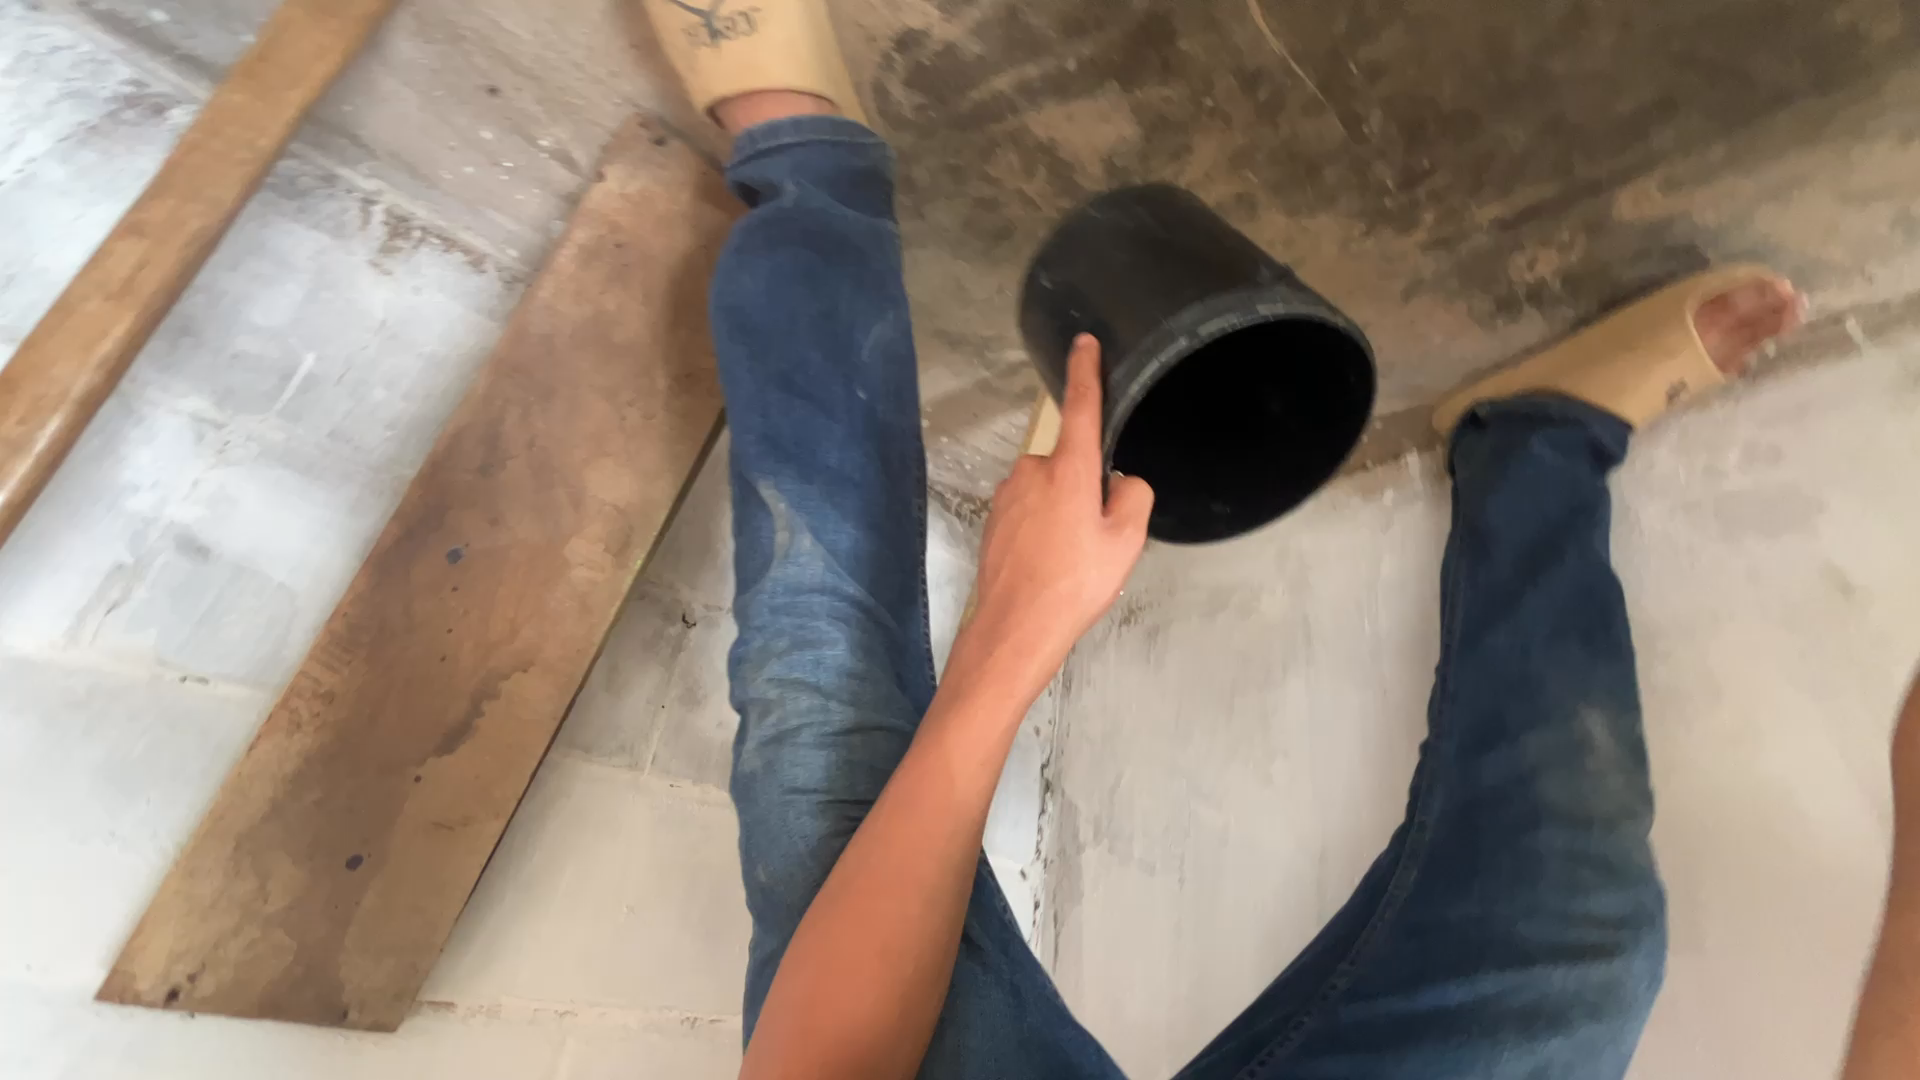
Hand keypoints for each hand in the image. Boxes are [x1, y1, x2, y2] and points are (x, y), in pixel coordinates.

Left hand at [952, 334, 1152, 702]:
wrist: (1016, 625)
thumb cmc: (1075, 581)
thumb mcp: (1126, 541)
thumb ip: (1133, 495)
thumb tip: (1119, 482)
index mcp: (1068, 467)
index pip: (1081, 405)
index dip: (1086, 371)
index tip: (1084, 342)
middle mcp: (1031, 470)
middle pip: (1070, 462)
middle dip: (1084, 488)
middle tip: (1092, 536)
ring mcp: (1006, 494)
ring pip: (1048, 489)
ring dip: (1061, 511)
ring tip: (1068, 557)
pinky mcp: (992, 517)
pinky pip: (1028, 509)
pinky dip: (1040, 527)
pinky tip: (1045, 562)